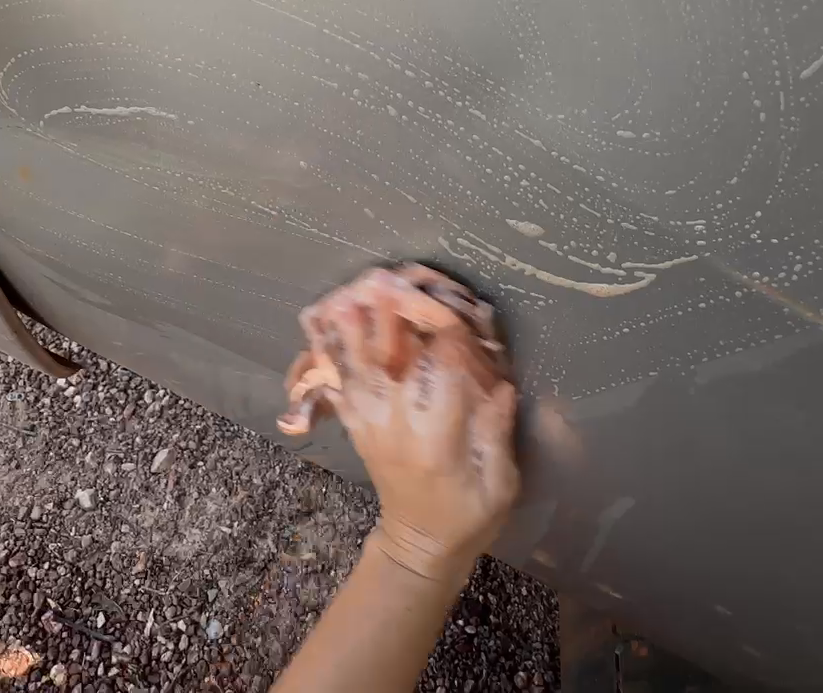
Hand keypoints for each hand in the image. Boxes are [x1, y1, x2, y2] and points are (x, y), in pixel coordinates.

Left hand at [285, 265, 520, 582]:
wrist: (418, 544)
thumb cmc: (468, 515)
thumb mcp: (501, 485)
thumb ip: (498, 433)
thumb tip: (502, 384)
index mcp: (438, 439)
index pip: (441, 373)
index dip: (447, 335)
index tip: (453, 304)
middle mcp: (397, 425)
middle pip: (391, 362)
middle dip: (389, 320)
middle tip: (387, 279)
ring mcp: (370, 424)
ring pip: (357, 368)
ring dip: (352, 330)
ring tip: (348, 292)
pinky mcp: (357, 425)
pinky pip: (338, 385)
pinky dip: (328, 355)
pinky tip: (320, 327)